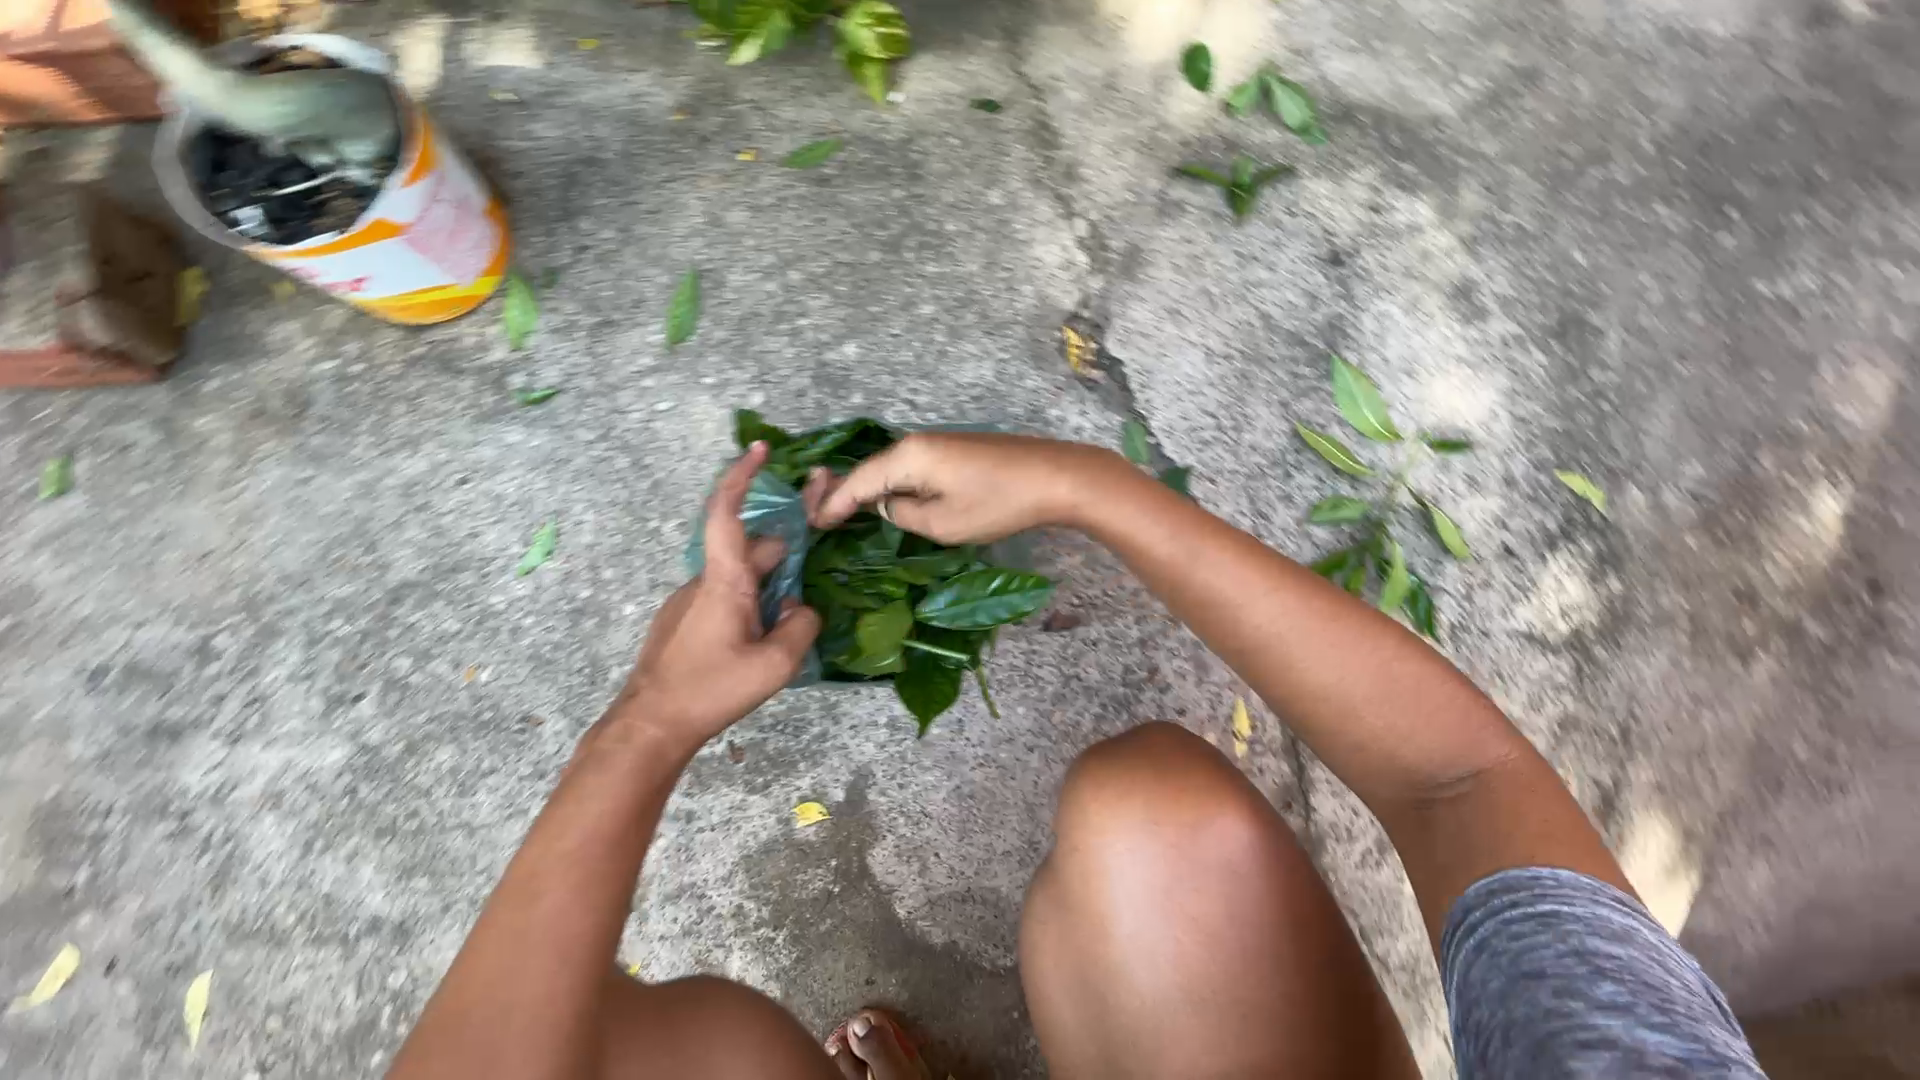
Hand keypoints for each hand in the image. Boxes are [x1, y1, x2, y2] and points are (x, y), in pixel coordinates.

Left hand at [610, 442, 820, 751]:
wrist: (651, 725)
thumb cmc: (712, 690)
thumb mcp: (776, 664)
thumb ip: (800, 626)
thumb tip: (798, 607)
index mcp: (725, 580)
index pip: (727, 512)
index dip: (742, 475)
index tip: (760, 450)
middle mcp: (704, 580)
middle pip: (753, 550)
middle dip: (787, 556)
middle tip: (811, 579)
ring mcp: (690, 601)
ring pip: (742, 578)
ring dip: (770, 588)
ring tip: (787, 627)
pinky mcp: (684, 621)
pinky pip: (727, 598)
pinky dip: (751, 604)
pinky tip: (761, 642)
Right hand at [805, 432, 1117, 543]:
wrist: (1056, 477)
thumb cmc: (998, 504)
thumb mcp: (943, 524)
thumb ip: (904, 515)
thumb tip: (888, 506)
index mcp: (907, 457)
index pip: (858, 482)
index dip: (833, 504)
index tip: (812, 522)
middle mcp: (916, 442)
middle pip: (869, 468)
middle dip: (841, 489)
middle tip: (816, 511)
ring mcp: (937, 443)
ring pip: (889, 467)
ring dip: (866, 486)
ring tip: (839, 506)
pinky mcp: (954, 450)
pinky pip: (910, 467)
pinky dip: (891, 482)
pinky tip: (885, 496)